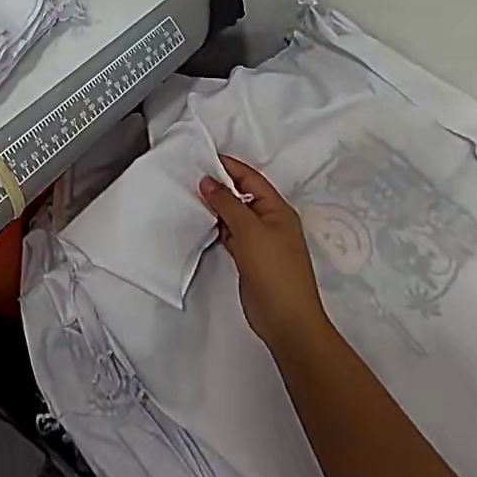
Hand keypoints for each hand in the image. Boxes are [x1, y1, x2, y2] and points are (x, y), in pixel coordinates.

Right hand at [199, 157, 331, 353]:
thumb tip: (208, 180)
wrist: (286, 320)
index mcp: (278, 210)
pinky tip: (202, 222)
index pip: (251, 178)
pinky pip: (231, 233)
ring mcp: (260, 241)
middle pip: (243, 195)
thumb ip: (227, 203)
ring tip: (190, 194)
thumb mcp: (249, 230)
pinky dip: (217, 226)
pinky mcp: (249, 257)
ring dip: (216, 206)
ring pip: (235, 214)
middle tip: (190, 174)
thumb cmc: (274, 270)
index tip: (203, 156)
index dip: (229, 166)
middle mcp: (270, 221)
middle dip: (220, 185)